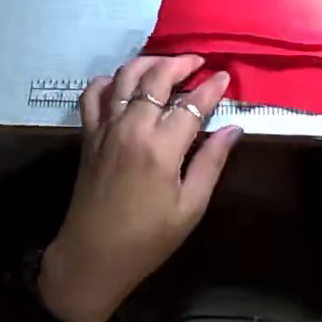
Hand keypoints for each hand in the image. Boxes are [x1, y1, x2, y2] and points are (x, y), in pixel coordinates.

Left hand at [38, 55, 241, 321]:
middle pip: (156, 77)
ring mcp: (105, 128)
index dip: (212, 87)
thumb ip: (211, 163)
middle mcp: (132, 128)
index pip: (193, 104)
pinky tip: (123, 83)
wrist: (91, 258)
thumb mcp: (190, 207)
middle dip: (181, 64)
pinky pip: (93, 94)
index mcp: (161, 148)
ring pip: (124, 76)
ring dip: (148, 63)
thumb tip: (233, 129)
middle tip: (199, 63)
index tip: (225, 76)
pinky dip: (108, 80)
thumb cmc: (148, 239)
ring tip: (167, 65)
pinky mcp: (88, 135)